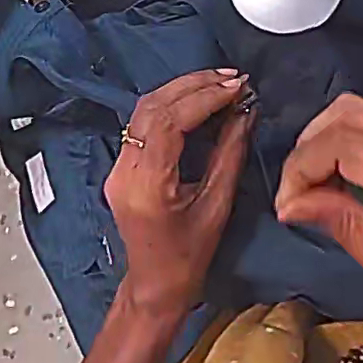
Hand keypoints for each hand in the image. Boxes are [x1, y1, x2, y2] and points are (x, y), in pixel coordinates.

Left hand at [102, 69, 254, 319]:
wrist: (155, 284)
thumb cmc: (189, 256)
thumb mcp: (217, 206)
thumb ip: (229, 154)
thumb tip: (245, 113)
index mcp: (146, 185)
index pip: (168, 122)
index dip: (204, 98)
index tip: (237, 87)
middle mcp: (124, 170)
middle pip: (151, 107)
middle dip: (193, 85)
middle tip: (232, 77)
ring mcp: (117, 167)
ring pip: (143, 110)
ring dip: (182, 90)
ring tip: (220, 82)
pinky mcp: (121, 166)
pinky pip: (143, 123)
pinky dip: (172, 104)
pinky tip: (198, 99)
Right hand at [274, 94, 362, 358]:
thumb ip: (340, 222)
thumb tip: (291, 202)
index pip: (339, 143)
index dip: (301, 167)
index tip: (288, 204)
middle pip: (344, 113)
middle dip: (308, 148)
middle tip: (298, 192)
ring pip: (355, 110)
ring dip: (323, 140)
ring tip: (315, 185)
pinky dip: (343, 142)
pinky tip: (339, 177)